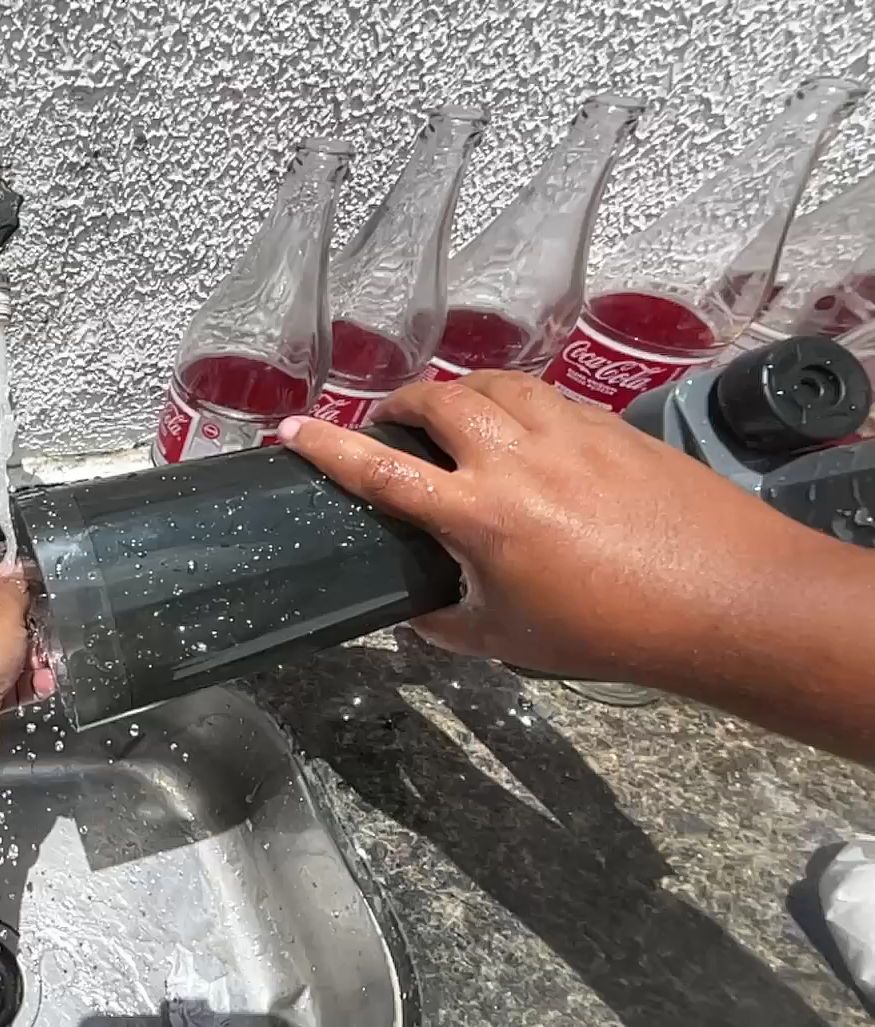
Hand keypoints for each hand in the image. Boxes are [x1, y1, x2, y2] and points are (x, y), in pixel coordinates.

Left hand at [0, 562, 54, 754]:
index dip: (19, 579)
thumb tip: (23, 582)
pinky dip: (29, 685)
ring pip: (13, 655)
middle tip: (44, 633)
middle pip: (7, 621)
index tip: (41, 586)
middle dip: (33, 628)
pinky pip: (12, 684)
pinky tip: (41, 684)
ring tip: (45, 663)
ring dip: (35, 660)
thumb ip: (17, 587)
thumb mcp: (4, 603)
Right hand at [276, 371, 812, 681]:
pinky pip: (542, 395)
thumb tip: (407, 616)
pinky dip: (509, 400)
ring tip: (447, 413)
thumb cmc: (609, 629)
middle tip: (388, 424)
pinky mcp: (613, 427)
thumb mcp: (504, 639)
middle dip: (397, 404)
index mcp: (477, 514)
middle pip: (436, 401)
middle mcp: (515, 461)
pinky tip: (515, 427)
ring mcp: (569, 436)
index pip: (381, 471)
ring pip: (492, 383)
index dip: (327, 447)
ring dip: (454, 392)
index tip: (290, 430)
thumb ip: (440, 623)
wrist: (739, 604)